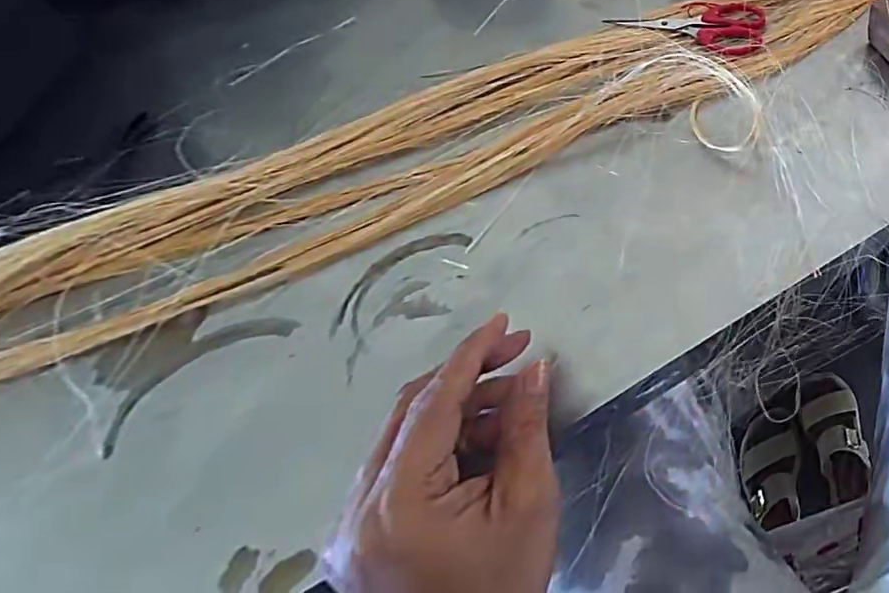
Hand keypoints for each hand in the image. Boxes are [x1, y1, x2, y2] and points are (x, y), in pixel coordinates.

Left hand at [323, 314, 559, 592]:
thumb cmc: (502, 587)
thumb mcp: (528, 504)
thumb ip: (528, 428)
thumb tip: (536, 367)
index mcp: (397, 502)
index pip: (433, 403)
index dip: (471, 353)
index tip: (504, 322)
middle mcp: (359, 508)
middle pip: (414, 410)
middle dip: (469, 375)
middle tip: (519, 356)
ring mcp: (352, 523)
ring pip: (406, 432)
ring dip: (460, 407)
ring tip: (513, 405)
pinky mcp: (360, 533)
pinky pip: (401, 462)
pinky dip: (443, 439)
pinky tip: (483, 439)